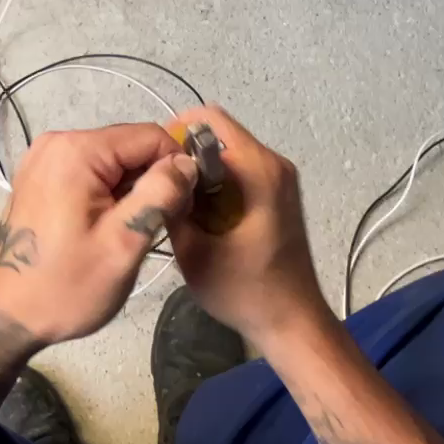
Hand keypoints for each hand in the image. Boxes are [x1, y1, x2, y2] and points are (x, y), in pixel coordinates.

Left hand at [0, 124, 200, 350]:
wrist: (5, 314)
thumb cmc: (65, 285)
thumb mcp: (123, 243)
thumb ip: (160, 195)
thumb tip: (187, 162)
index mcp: (77, 150)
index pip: (150, 136)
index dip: (178, 167)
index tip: (186, 206)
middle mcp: (57, 142)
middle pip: (129, 146)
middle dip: (153, 179)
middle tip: (160, 226)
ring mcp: (44, 158)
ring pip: (112, 161)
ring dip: (131, 190)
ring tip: (130, 232)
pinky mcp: (40, 176)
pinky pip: (89, 171)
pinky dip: (107, 193)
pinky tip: (107, 227)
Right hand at [167, 106, 331, 347]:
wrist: (293, 324)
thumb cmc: (245, 290)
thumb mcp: (194, 252)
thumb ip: (171, 206)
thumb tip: (151, 177)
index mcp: (257, 169)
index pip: (209, 119)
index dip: (174, 133)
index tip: (154, 165)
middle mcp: (272, 163)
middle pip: (216, 134)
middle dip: (183, 155)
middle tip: (159, 188)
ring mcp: (278, 177)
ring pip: (224, 153)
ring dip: (197, 172)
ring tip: (175, 203)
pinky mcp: (277, 192)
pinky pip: (236, 170)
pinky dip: (214, 184)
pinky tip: (199, 215)